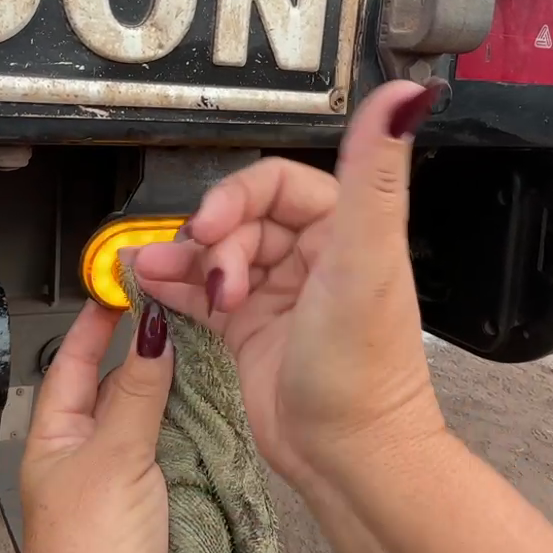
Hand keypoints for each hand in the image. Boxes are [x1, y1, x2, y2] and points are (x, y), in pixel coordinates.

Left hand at [1, 303, 186, 552]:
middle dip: (148, 350)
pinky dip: (202, 423)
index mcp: (57, 438)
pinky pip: (183, 447)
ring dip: (181, 386)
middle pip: (121, 384)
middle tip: (184, 308)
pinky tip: (223, 398)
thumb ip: (139, 394)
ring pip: (158, 414)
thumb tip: (152, 332)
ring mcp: (131, 476)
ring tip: (211, 342)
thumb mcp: (113, 460)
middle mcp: (92, 451)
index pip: (75, 362)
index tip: (121, 286)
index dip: (96, 323)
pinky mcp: (167, 498)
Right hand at [131, 81, 447, 493]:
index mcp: (343, 229)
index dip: (235, 198)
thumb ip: (375, 174)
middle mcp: (311, 256)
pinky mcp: (250, 329)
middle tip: (205, 271)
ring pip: (218, 255)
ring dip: (182, 257)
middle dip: (211, 239)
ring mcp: (277, 294)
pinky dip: (176, 285)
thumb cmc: (363, 365)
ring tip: (149, 270)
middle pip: (241, 220)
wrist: (348, 458)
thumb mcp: (364, 260)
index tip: (208, 226)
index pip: (276, 186)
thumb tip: (404, 94)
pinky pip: (204, 293)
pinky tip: (147, 283)